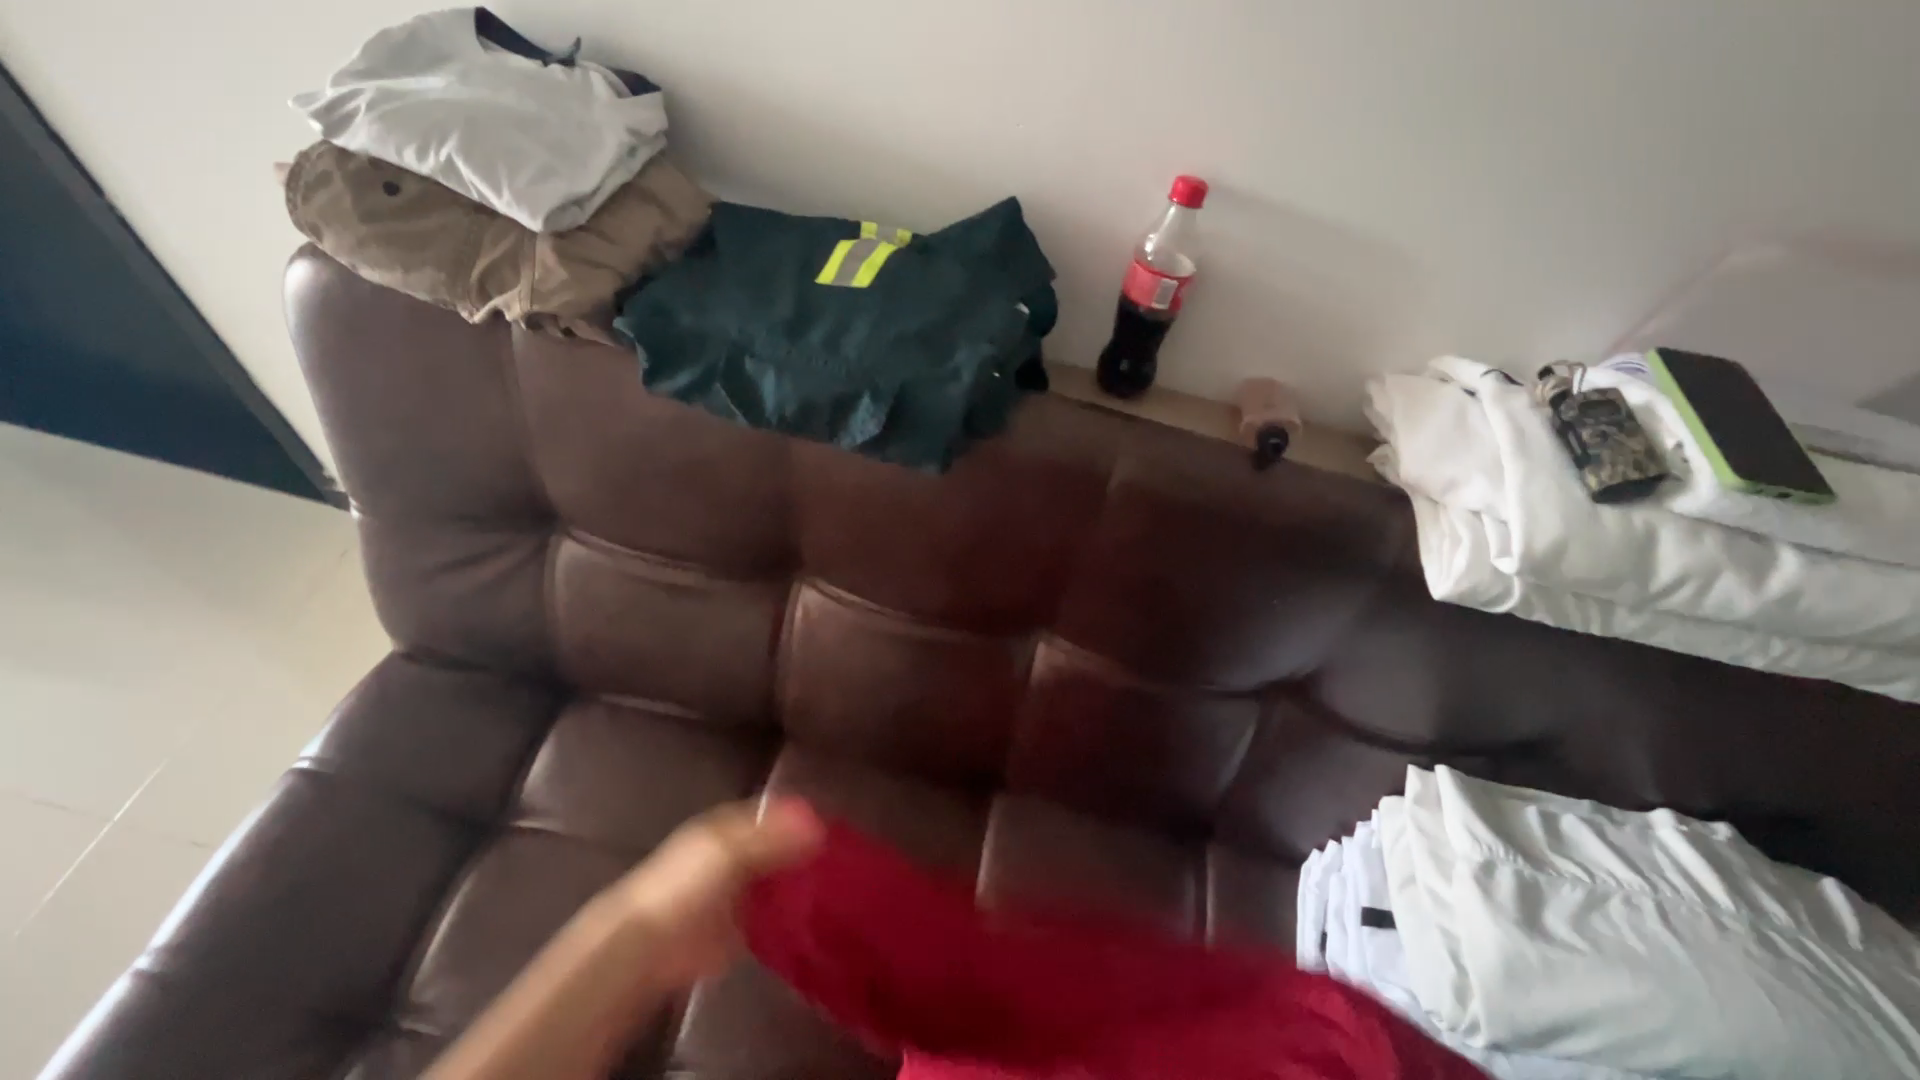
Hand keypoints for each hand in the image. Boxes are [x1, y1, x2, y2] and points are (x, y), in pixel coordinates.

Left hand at [602, 797, 824, 985]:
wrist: (649, 946)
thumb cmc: (685, 887)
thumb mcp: (729, 850)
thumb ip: (773, 837)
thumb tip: (820, 825)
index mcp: (728, 829)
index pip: (773, 815)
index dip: (802, 820)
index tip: (835, 829)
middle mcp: (733, 858)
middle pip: (780, 851)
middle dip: (807, 856)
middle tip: (845, 864)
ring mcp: (736, 896)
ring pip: (779, 885)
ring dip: (802, 889)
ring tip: (840, 893)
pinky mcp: (739, 933)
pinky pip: (774, 921)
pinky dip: (792, 920)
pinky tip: (817, 923)